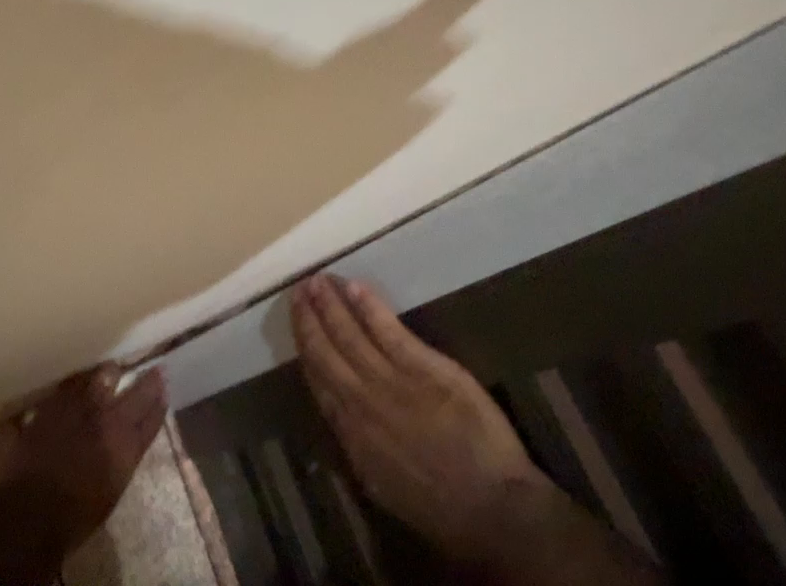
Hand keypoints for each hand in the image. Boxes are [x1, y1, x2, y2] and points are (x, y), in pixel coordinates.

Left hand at [12, 362, 166, 551]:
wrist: (31, 510)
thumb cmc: (75, 515)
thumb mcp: (111, 490)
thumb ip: (123, 458)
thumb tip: (126, 440)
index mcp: (127, 448)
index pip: (152, 418)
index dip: (159, 402)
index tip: (165, 388)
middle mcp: (110, 422)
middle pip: (137, 393)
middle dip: (148, 381)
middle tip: (152, 371)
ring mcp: (81, 409)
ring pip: (104, 376)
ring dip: (110, 374)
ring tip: (112, 371)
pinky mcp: (55, 404)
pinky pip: (74, 382)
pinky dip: (81, 380)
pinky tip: (81, 380)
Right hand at [291, 274, 550, 561]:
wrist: (489, 506)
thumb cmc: (438, 504)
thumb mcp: (379, 483)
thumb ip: (356, 444)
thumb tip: (339, 415)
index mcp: (350, 433)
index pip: (318, 382)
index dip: (304, 349)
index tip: (296, 325)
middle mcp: (361, 402)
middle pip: (326, 353)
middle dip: (309, 320)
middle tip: (298, 290)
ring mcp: (391, 381)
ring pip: (350, 336)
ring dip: (331, 306)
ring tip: (317, 281)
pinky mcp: (424, 368)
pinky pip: (388, 331)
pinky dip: (368, 308)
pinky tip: (353, 288)